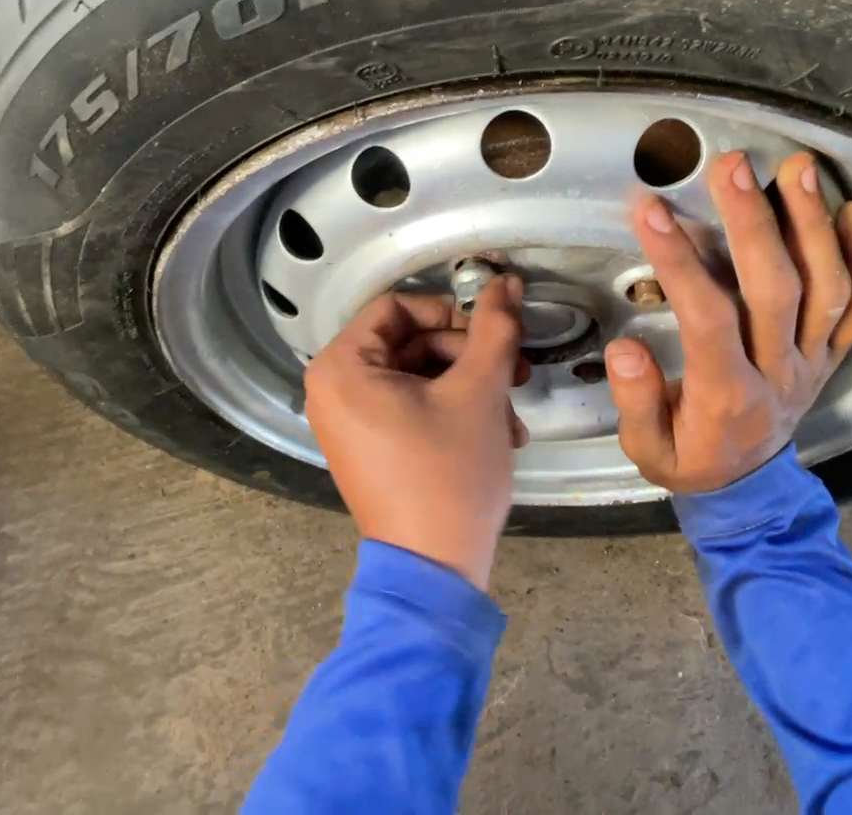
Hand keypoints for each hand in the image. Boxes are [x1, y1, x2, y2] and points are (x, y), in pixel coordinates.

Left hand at [304, 277, 529, 588]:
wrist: (435, 570)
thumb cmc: (448, 475)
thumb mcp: (478, 391)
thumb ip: (493, 328)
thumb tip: (505, 281)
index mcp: (340, 367)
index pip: (397, 307)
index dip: (450, 312)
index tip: (493, 331)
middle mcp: (333, 390)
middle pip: (410, 342)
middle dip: (469, 356)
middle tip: (518, 372)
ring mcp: (349, 421)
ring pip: (419, 376)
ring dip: (471, 386)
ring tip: (511, 416)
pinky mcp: (370, 447)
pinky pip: (411, 407)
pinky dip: (453, 411)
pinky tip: (497, 433)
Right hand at [604, 150, 851, 493]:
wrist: (745, 488)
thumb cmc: (688, 458)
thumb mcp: (645, 449)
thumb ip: (635, 402)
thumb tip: (624, 350)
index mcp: (725, 395)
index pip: (706, 318)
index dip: (679, 262)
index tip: (651, 210)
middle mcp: (779, 372)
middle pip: (776, 290)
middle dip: (754, 222)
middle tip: (732, 167)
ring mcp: (813, 361)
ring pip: (828, 288)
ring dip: (814, 224)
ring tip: (796, 167)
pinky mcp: (832, 356)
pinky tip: (851, 212)